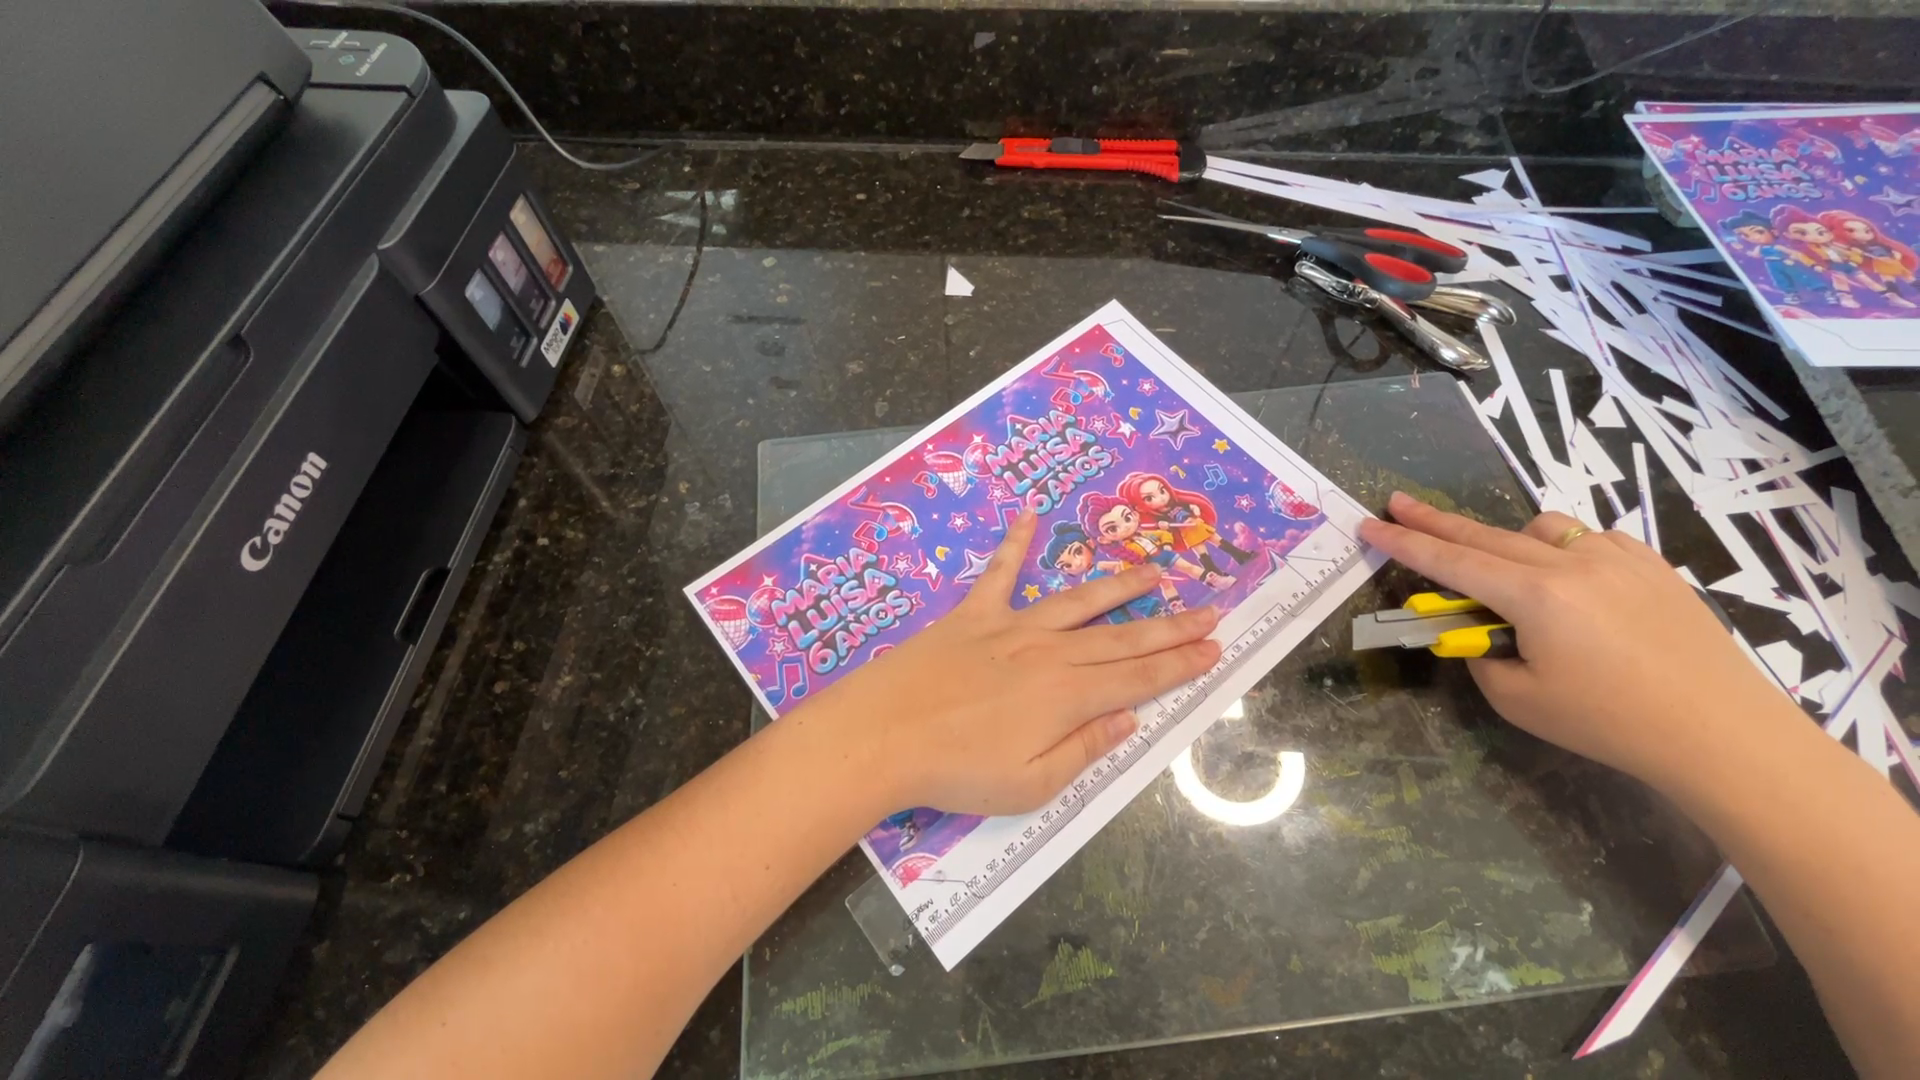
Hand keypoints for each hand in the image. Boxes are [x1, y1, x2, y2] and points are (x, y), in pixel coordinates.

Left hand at [800, 511, 1221, 817]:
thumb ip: (1084, 749)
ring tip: (1154, 568)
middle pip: (1123, 637)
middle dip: (1171, 625)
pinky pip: (999, 573)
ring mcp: (1010, 627)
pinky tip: (1030, 517)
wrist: (881, 735)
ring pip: (1078, 600)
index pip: (1140, 679)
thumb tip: (1130, 718)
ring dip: (1120, 585)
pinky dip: (1016, 544)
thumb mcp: (1031, 785)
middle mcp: (1050, 652)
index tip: (1215, 648)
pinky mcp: (971, 615)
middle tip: (1210, 608)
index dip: (1181, 664)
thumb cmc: (956, 771)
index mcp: (1069, 696)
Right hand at [1357, 492, 1795, 788]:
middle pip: (1484, 534)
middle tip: (1395, 503)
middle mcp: (1572, 564)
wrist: (1723, 732)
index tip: (1370, 525)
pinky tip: (1570, 581)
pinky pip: (1589, 539)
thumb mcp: (1518, 700)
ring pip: (1541, 528)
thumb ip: (1482, 656)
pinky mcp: (1652, 566)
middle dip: (1434, 521)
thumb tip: (1480, 631)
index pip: (1450, 562)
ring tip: (1500, 568)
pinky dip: (1562, 550)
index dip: (1403, 543)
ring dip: (1506, 539)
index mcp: (1536, 597)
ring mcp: (1617, 558)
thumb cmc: (1610, 723)